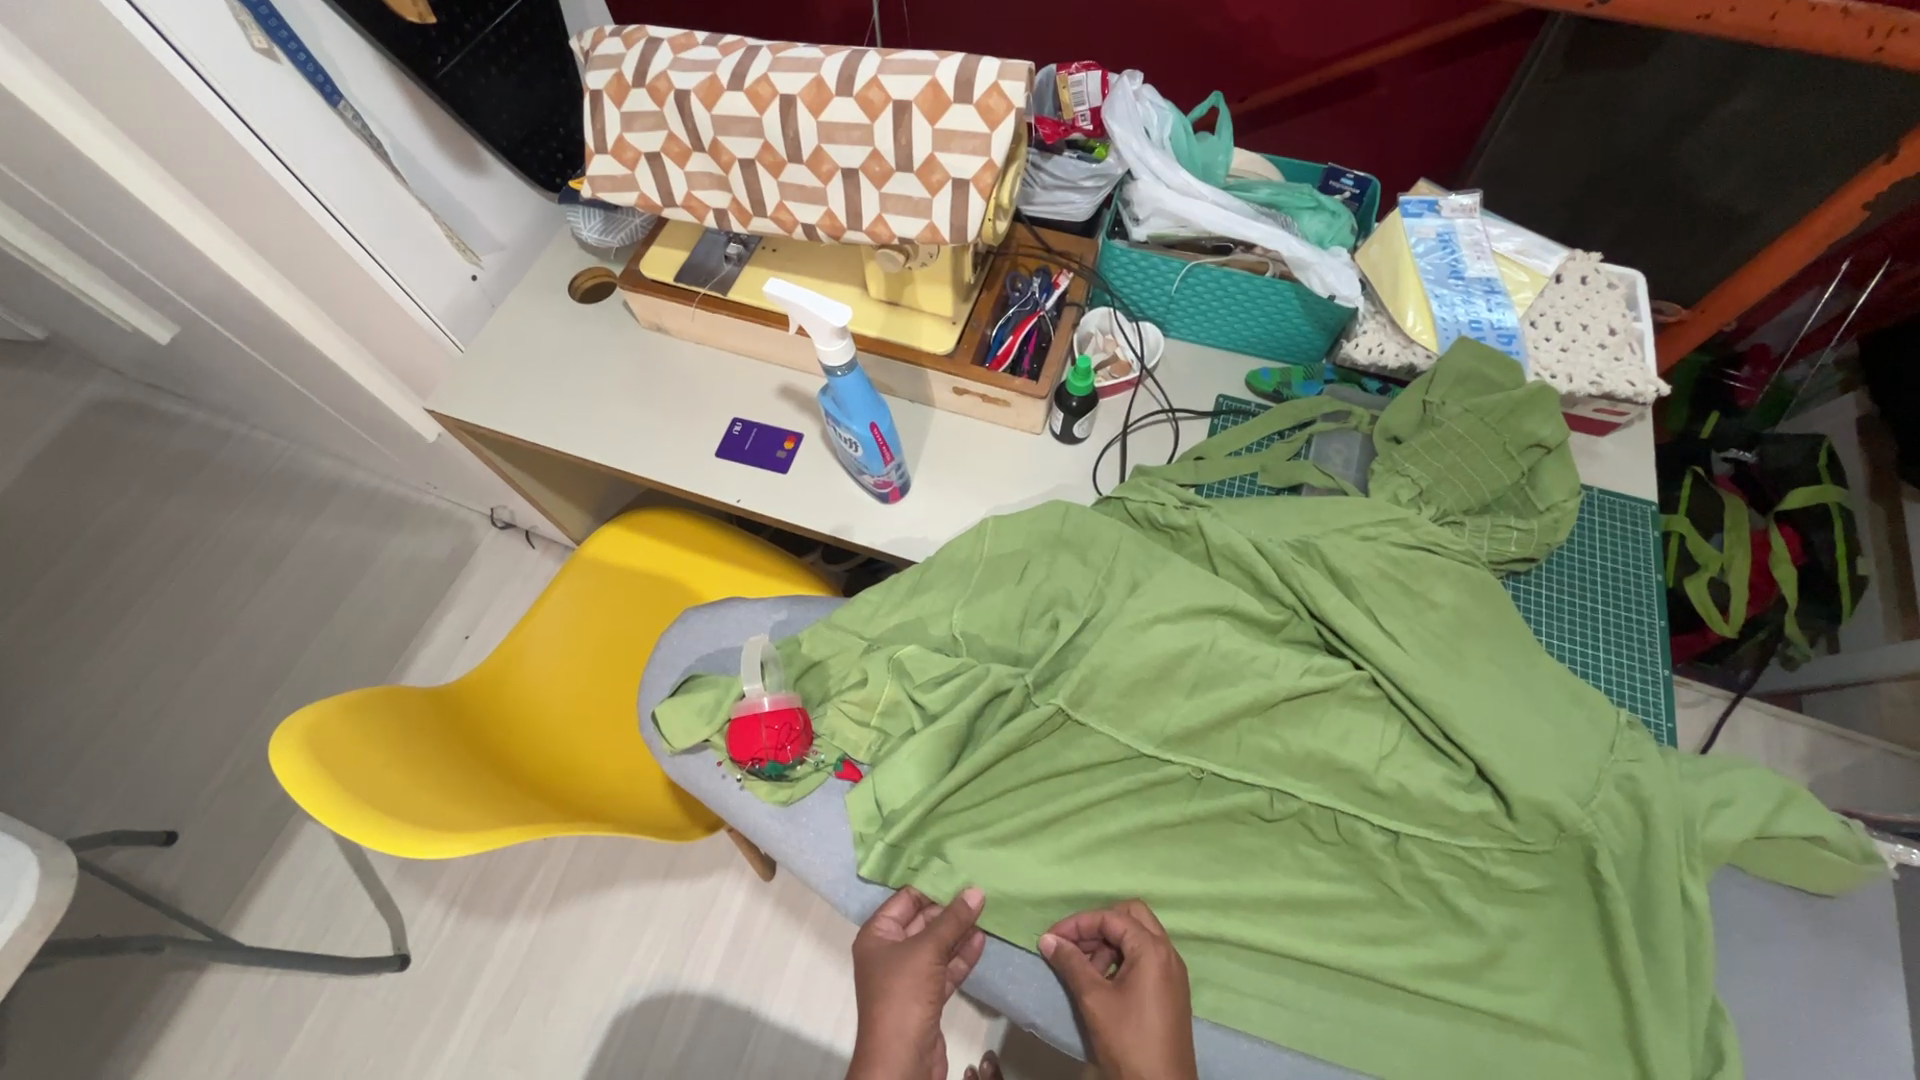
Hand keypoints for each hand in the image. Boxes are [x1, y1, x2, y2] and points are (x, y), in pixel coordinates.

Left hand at [847, 885, 987, 1079]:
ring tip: (986, 910)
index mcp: (877, 935)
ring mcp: (908, 976)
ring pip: (936, 946)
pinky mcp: (926, 997)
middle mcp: (890, 952)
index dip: (932, 886)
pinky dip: (961, 956)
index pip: (905, 899)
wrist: (901, 1062)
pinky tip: (981, 939)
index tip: (960, 871)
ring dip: (959, 931)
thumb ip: (952, 920)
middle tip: (979, 889)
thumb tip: (976, 891)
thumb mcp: (927, 950)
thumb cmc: (903, 996)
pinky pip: (944, 968)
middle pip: (922, 921)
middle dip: (949, 908)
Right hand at [1039, 899, 1196, 1079]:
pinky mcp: (1171, 990)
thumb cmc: (1128, 1041)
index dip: (1078, 924)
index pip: (1111, 918)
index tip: (1052, 938)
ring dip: (1108, 944)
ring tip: (1083, 970)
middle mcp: (1167, 952)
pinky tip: (1101, 981)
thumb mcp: (1094, 999)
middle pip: (1130, 917)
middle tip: (1073, 947)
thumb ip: (1071, 963)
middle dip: (1098, 926)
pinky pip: (1145, 958)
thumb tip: (1048, 939)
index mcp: (1152, 949)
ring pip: (1137, 937)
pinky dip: (1121, 959)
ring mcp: (1172, 972)